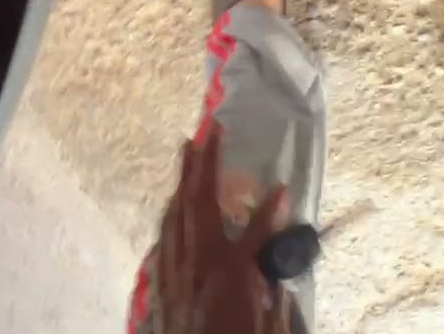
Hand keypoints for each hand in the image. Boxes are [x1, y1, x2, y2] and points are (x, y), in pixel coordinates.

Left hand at [152, 126, 290, 333]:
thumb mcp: (267, 329)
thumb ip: (274, 294)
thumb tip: (279, 263)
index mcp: (227, 280)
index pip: (254, 234)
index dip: (270, 210)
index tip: (283, 187)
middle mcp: (196, 271)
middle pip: (198, 206)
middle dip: (203, 164)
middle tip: (209, 129)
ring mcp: (173, 278)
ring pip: (174, 217)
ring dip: (182, 181)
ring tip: (187, 151)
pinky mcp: (160, 291)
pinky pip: (162, 242)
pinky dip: (170, 217)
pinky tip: (172, 207)